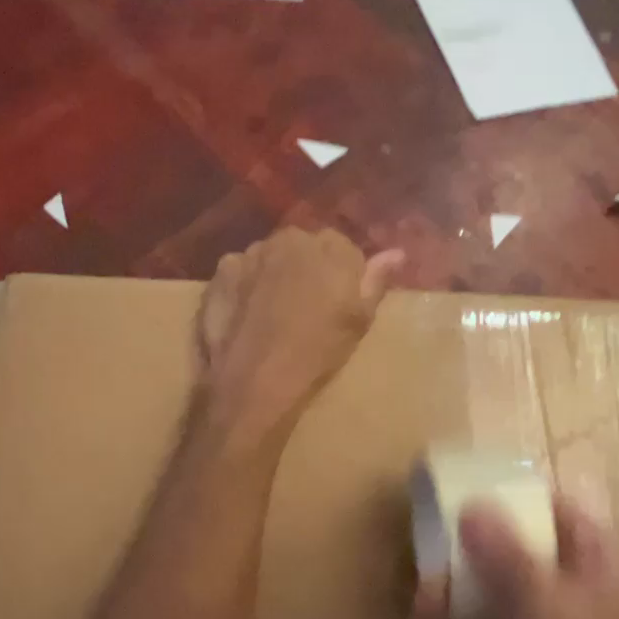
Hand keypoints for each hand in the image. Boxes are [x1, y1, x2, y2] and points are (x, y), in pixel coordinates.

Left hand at [196, 228, 403, 435]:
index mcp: (332, 247)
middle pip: (304, 247)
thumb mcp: (359, 321)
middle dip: (306, 269)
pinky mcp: (222, 270)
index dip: (340, 276)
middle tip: (305, 308)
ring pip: (270, 257)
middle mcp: (292, 238)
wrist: (256, 380)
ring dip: (274, 275)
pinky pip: (240, 271)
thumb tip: (397, 253)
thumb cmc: (319, 352)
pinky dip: (244, 285)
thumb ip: (376, 280)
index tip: (336, 303)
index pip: (343, 248)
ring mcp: (252, 252)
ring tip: (272, 313)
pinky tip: (246, 314)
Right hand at [415, 493, 618, 618]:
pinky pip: (495, 609)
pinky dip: (465, 610)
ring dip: (461, 579)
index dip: (510, 495)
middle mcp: (585, 578)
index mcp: (607, 559)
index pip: (556, 506)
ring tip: (423, 593)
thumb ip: (506, 554)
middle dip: (473, 544)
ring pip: (503, 574)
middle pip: (524, 539)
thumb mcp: (542, 610)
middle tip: (429, 547)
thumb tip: (471, 503)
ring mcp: (558, 613)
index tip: (459, 491)